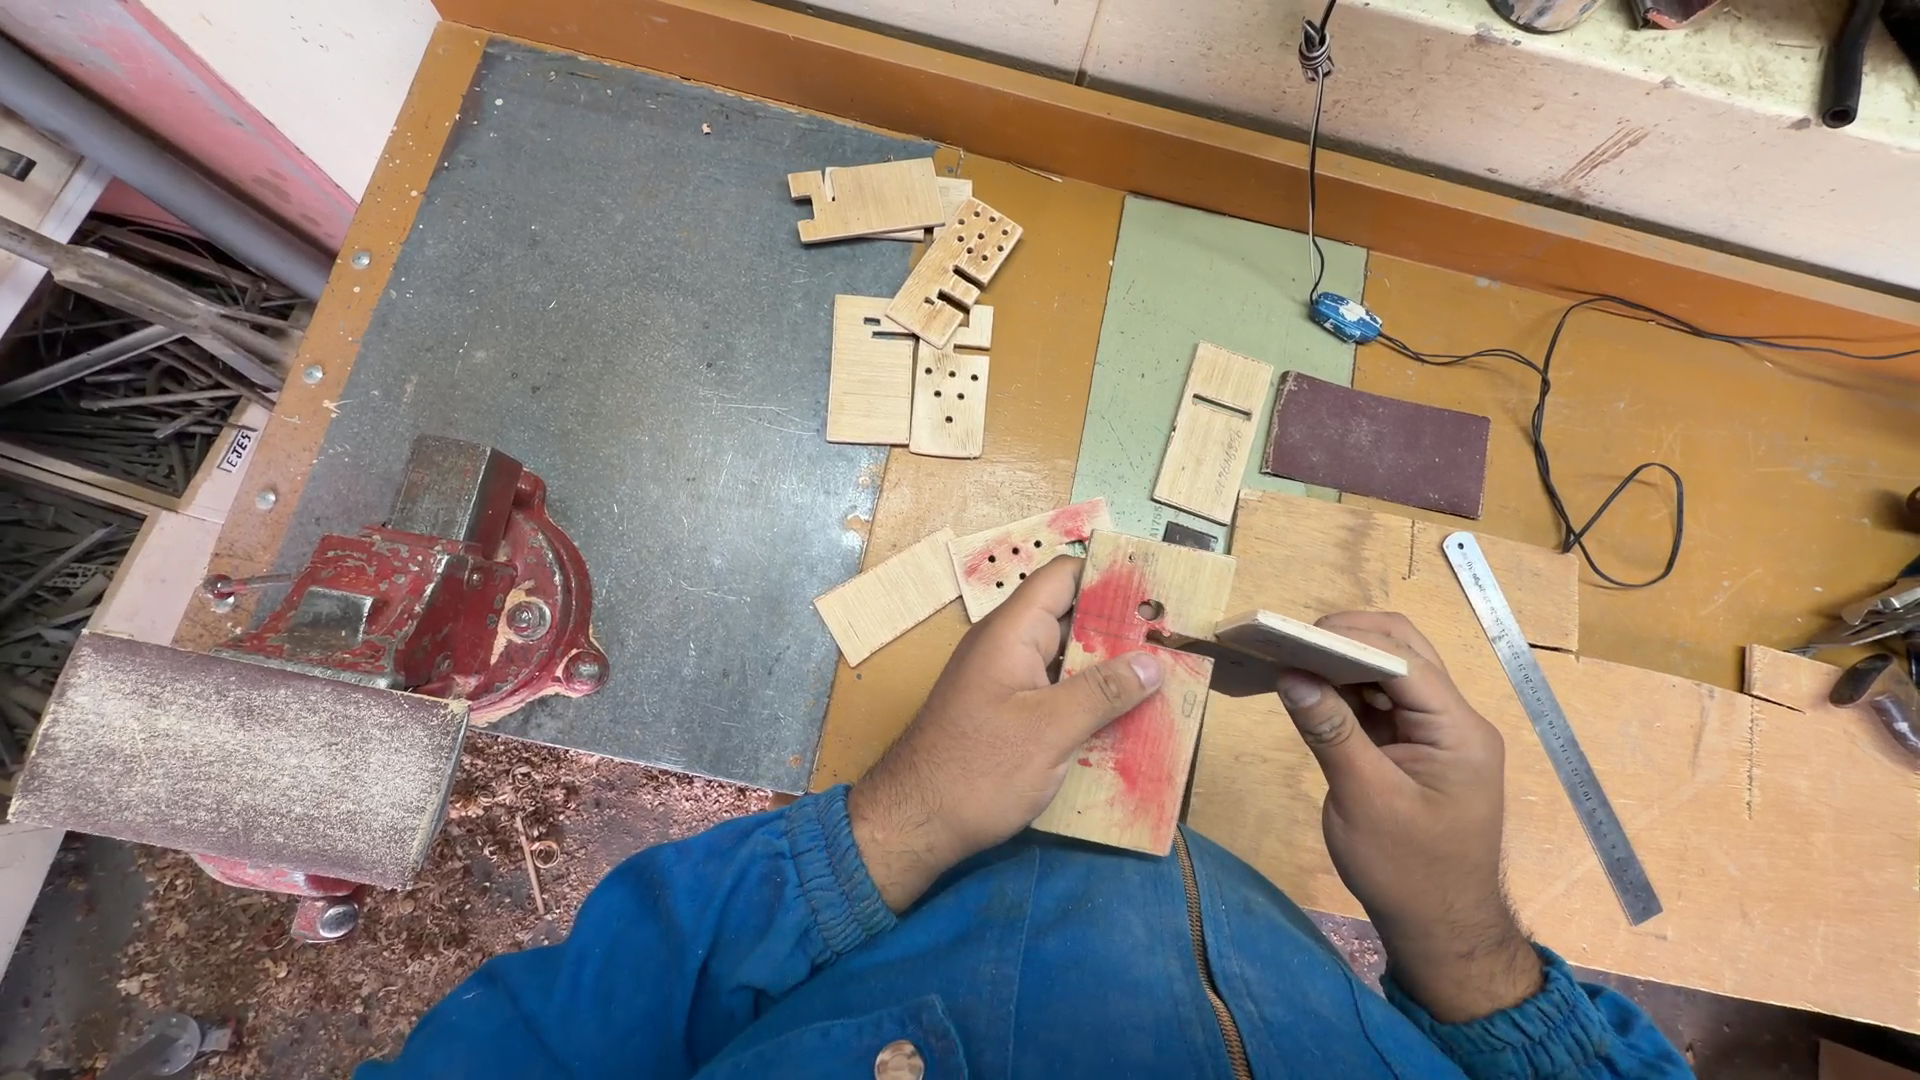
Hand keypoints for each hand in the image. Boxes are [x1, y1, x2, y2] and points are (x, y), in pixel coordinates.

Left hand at [848, 556, 1162, 911]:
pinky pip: (1057, 692)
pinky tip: (1130, 717)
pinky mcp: (1011, 714)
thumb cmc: (978, 769)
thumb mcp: (1049, 730)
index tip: (1158, 584)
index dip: (1108, 573)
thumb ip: (1103, 692)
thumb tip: (1154, 661)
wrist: (915, 824)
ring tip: (1169, 675)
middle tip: (1177, 637)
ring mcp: (1009, 681)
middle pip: (1071, 618)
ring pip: (1068, 659)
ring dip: (1110, 668)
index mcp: (1012, 631)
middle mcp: (1010, 647)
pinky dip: (1090, 698)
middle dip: (1121, 627)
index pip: (1063, 577)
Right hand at [1274, 612, 1540, 1022]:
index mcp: (1457, 731)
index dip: (1351, 639)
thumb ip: (1330, 731)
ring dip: (1340, 662)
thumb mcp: (1363, 800)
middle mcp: (1450, 721)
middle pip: (1403, 652)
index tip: (1296, 635)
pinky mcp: (1406, 745)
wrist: (1438, 929)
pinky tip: (1306, 688)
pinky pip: (1374, 701)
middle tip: (1292, 642)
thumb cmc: (1407, 870)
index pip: (1406, 661)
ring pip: (1386, 671)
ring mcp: (1429, 732)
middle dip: (1348, 639)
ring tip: (1291, 657)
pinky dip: (1340, 689)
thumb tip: (1290, 674)